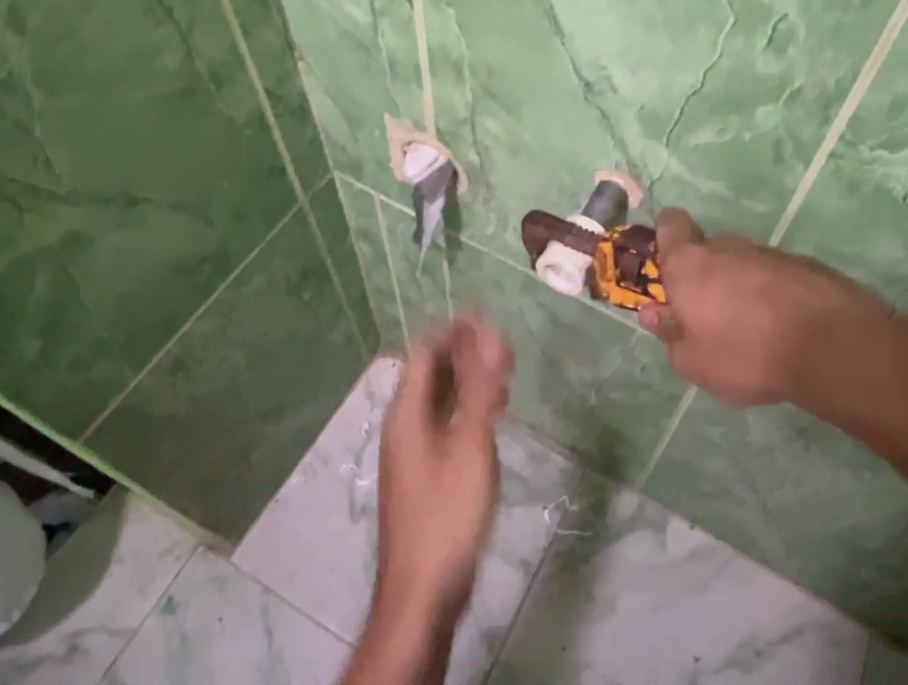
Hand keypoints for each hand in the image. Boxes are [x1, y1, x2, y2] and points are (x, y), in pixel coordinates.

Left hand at [373, 314, 514, 624]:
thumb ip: (480, 388)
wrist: (423, 590)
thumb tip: (490, 332)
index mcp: (406, 413)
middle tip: (505, 347)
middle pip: (429, 375)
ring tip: (505, 376)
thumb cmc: (447, 512)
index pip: (424, 352)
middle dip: (464, 354)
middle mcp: (402, 427)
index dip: (454, 331)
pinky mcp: (423, 478)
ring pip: (438, 403)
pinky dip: (467, 412)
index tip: (489, 318)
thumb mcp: (470, 444)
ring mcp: (410, 454)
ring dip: (468, 383)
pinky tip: (491, 421)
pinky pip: (443, 427)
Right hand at [638, 208, 903, 406]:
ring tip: (754, 330)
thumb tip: (654, 314)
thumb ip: (670, 336)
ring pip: (745, 265)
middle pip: (709, 250)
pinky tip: (785, 329)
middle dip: (707, 276)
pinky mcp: (807, 266)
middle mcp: (727, 247)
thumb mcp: (694, 362)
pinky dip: (775, 296)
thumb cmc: (745, 354)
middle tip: (712, 316)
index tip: (670, 267)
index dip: (667, 238)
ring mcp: (770, 254)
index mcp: (689, 264)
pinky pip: (777, 278)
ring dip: (742, 288)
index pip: (670, 224)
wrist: (831, 346)